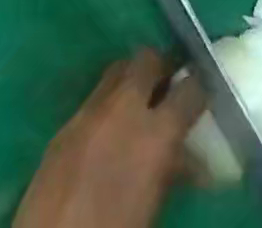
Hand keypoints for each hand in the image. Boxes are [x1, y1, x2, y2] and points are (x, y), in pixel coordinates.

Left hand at [13, 48, 206, 227]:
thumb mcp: (155, 202)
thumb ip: (173, 166)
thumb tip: (184, 153)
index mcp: (156, 133)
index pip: (191, 87)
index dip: (199, 89)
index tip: (201, 97)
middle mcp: (123, 110)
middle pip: (148, 59)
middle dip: (161, 68)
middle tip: (167, 89)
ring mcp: (87, 116)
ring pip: (116, 72)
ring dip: (131, 82)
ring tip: (137, 108)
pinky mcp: (60, 130)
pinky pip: (92, 101)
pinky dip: (106, 108)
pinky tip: (105, 135)